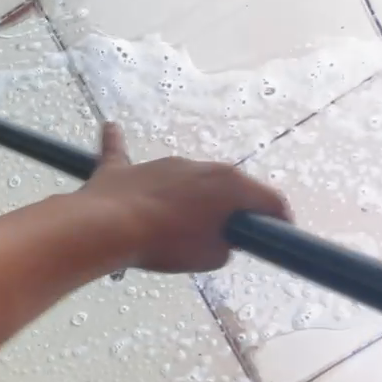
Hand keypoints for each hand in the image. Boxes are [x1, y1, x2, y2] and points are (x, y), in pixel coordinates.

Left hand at [78, 122, 291, 272]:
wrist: (106, 228)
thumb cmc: (167, 243)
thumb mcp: (214, 255)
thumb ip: (224, 240)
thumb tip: (216, 234)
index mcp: (229, 183)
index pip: (268, 201)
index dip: (276, 221)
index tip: (274, 237)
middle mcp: (195, 166)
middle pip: (223, 187)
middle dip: (227, 207)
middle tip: (218, 233)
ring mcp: (155, 164)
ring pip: (181, 178)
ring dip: (184, 194)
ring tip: (173, 218)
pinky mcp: (117, 168)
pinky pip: (117, 151)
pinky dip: (114, 140)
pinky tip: (110, 126)